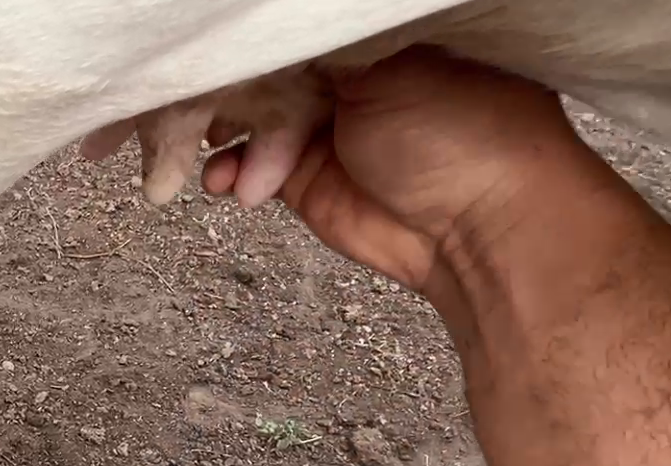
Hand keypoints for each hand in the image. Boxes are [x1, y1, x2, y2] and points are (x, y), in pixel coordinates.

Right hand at [204, 47, 605, 295]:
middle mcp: (348, 81)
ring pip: (252, 128)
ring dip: (229, 144)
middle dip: (236, 100)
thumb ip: (324, 59)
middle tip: (206, 113)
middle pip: (272, 81)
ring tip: (219, 166)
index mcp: (381, 42)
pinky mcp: (299, 179)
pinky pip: (248, 170)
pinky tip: (223, 182)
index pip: (304, 39)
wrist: (465, 222)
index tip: (229, 62)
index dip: (265, 52)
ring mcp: (321, 132)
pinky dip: (229, 175)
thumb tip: (268, 49)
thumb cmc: (454, 131)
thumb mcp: (390, 72)